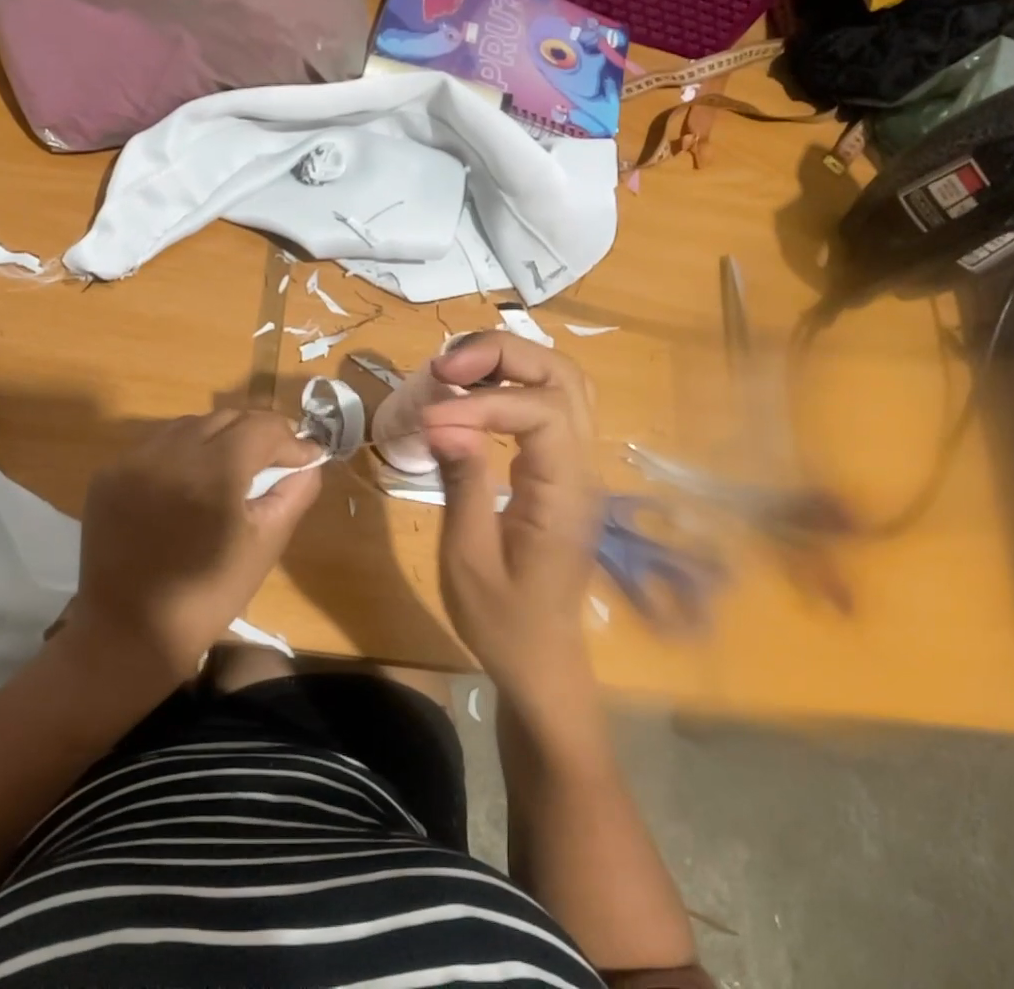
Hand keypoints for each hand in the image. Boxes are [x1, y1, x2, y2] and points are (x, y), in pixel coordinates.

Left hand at [69, 409, 322, 683]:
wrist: (132, 632)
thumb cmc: (209, 596)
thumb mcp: (265, 545)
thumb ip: (293, 493)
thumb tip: (308, 461)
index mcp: (214, 471)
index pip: (262, 427)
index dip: (290, 441)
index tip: (304, 462)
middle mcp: (169, 453)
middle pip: (226, 419)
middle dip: (256, 436)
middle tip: (272, 466)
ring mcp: (132, 461)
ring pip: (188, 426)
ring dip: (217, 440)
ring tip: (229, 474)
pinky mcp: (107, 476)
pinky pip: (155, 447)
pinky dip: (180, 455)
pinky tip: (187, 486)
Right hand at [419, 332, 601, 693]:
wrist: (540, 658)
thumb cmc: (501, 619)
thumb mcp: (468, 556)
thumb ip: (462, 482)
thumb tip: (442, 418)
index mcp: (565, 492)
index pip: (541, 412)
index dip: (486, 400)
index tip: (431, 416)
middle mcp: (583, 469)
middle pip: (565, 378)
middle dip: (506, 355)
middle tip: (445, 366)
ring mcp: (577, 469)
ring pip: (564, 386)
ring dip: (513, 364)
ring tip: (455, 371)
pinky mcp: (562, 474)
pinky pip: (550, 410)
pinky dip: (513, 387)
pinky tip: (472, 396)